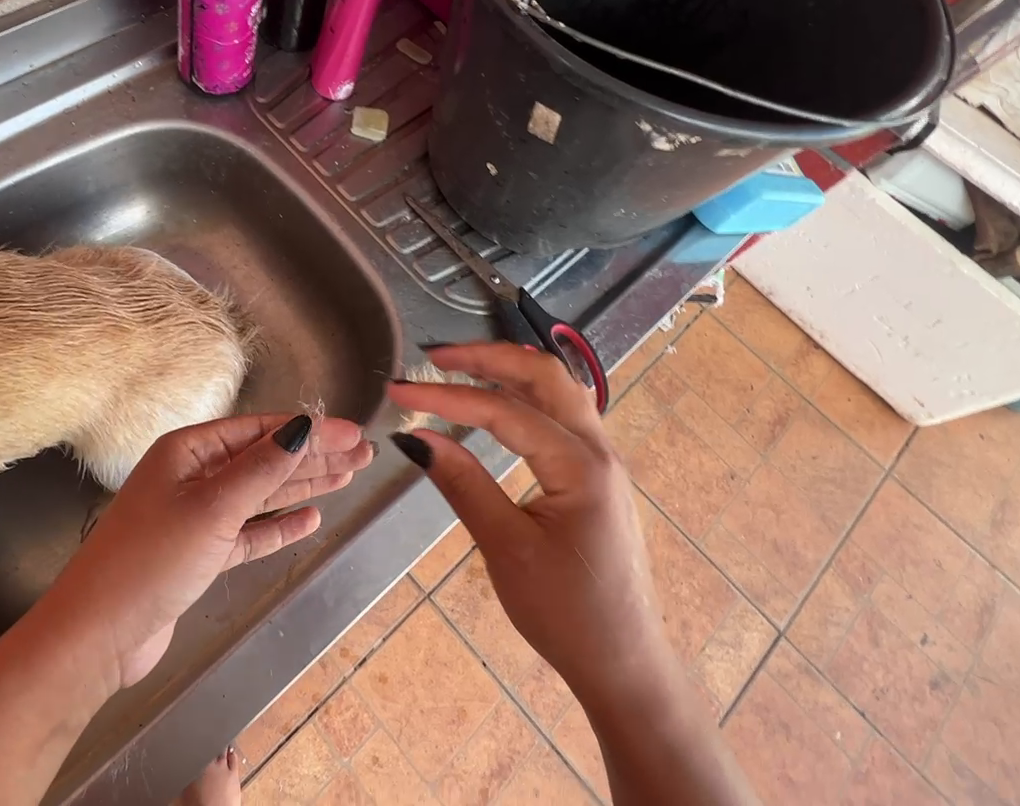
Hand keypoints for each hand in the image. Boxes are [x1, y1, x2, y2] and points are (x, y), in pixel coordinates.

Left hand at [41, 412, 372, 689]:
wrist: (98, 633)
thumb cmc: (152, 558)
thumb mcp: (213, 507)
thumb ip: (262, 469)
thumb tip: (304, 428)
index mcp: (188, 450)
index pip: (259, 430)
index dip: (308, 430)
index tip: (352, 432)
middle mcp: (192, 476)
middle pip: (263, 460)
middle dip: (313, 456)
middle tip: (363, 454)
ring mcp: (196, 516)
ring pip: (259, 495)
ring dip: (303, 486)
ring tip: (348, 477)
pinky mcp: (199, 554)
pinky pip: (248, 532)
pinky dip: (278, 526)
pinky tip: (311, 518)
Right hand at [386, 344, 676, 706]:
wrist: (623, 662)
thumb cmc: (564, 612)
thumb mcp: (505, 548)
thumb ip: (462, 484)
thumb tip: (416, 437)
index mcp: (579, 465)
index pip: (503, 410)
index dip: (445, 396)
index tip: (397, 392)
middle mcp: (598, 450)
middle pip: (543, 376)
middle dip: (486, 357)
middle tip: (434, 359)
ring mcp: (603, 461)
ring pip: (558, 389)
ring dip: (509, 369)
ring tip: (460, 369)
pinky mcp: (597, 476)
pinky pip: (563, 413)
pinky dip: (526, 394)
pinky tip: (499, 403)